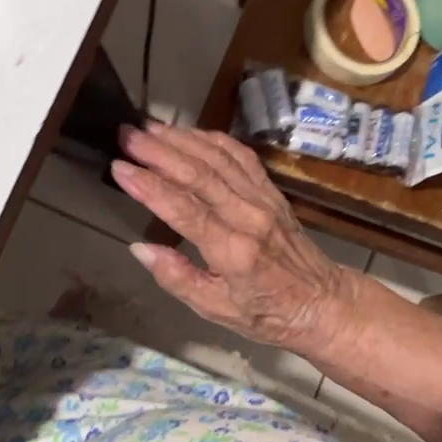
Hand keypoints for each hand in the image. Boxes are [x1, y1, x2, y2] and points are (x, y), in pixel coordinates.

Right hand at [110, 123, 361, 355]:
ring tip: (147, 127)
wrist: (322, 303)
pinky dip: (212, 140)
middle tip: (125, 135)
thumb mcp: (215, 310)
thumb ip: (176, 278)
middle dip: (159, 151)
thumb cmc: (265, 314)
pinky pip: (240, 157)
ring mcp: (264, 200)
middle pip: (200, 174)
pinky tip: (188, 133)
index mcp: (234, 252)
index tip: (120, 167)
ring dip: (181, 139)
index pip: (185, 211)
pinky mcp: (272, 192)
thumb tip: (140, 249)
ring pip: (219, 159)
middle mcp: (250, 218)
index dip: (150, 187)